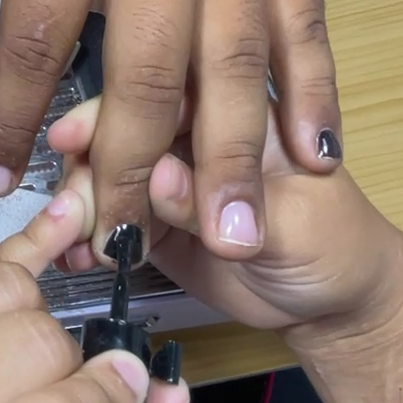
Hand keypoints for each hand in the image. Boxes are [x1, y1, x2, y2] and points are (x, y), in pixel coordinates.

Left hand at [0, 0, 340, 264]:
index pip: (34, 42)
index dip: (8, 119)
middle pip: (142, 78)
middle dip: (126, 170)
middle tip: (113, 243)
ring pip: (234, 72)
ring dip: (230, 162)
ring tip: (226, 239)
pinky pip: (306, 31)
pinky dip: (315, 98)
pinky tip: (313, 160)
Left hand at [0, 184, 189, 402]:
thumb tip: (167, 392)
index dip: (109, 402)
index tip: (127, 390)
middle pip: (35, 345)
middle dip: (73, 363)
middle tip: (62, 388)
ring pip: (8, 289)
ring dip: (40, 316)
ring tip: (29, 353)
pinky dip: (17, 262)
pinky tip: (54, 231)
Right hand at [49, 96, 402, 330]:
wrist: (331, 305)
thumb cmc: (335, 246)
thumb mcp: (294, 223)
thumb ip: (227, 200)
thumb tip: (158, 177)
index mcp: (227, 110)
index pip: (159, 97)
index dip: (110, 114)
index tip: (71, 140)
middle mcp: (184, 134)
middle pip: (115, 134)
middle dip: (86, 169)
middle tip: (68, 208)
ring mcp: (160, 175)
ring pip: (100, 176)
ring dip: (78, 207)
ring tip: (72, 243)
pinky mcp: (145, 217)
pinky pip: (103, 219)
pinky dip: (83, 237)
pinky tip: (75, 257)